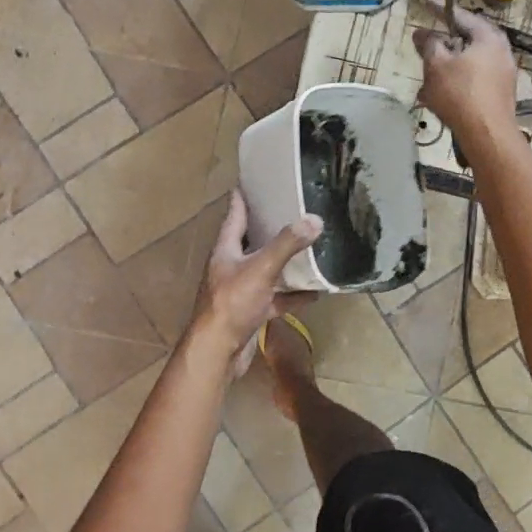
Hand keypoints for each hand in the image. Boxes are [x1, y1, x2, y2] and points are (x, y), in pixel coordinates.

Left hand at [188, 191, 320, 373]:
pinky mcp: (250, 312)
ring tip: (309, 248)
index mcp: (226, 249)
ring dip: (284, 262)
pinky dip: (292, 295)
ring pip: (265, 270)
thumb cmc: (232, 303)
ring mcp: (240, 290)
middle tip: (292, 210)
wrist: (217, 352)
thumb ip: (287, 244)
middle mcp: (231, 266)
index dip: (243, 197)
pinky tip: (313, 293)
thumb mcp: (261, 268)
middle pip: (251, 240)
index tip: (255, 180)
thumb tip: (314, 219)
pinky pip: (275, 298)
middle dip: (269, 227)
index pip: (234, 214)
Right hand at [413, 8, 517, 152]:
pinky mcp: (500, 94)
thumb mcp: (436, 64)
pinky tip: (438, 97)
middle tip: (425, 44)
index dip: (440, 9)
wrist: (488, 135)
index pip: (461, 15)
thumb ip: (428, 44)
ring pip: (468, 63)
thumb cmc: (460, 93)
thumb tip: (421, 32)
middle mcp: (501, 51)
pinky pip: (473, 80)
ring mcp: (503, 74)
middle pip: (466, 40)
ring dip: (446, 68)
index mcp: (488, 37)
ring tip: (426, 79)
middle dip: (442, 45)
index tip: (424, 3)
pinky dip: (455, 83)